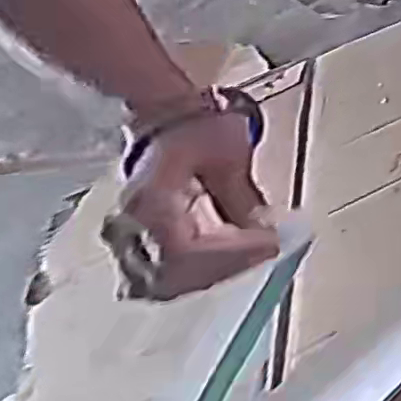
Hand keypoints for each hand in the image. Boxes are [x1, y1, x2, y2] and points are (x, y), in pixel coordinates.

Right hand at [111, 109, 278, 299]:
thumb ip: (244, 198)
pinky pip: (159, 271)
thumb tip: (265, 230)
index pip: (188, 249)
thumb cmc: (201, 132)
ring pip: (161, 281)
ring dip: (212, 274)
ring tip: (254, 252)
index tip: (274, 243)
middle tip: (270, 249)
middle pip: (171, 275)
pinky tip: (230, 256)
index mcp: (152, 205)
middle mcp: (129, 228)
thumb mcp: (231, 159)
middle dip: (227, 267)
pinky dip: (196, 271)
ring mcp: (126, 237)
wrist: (170, 119)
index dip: (235, 253)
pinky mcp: (136, 238)